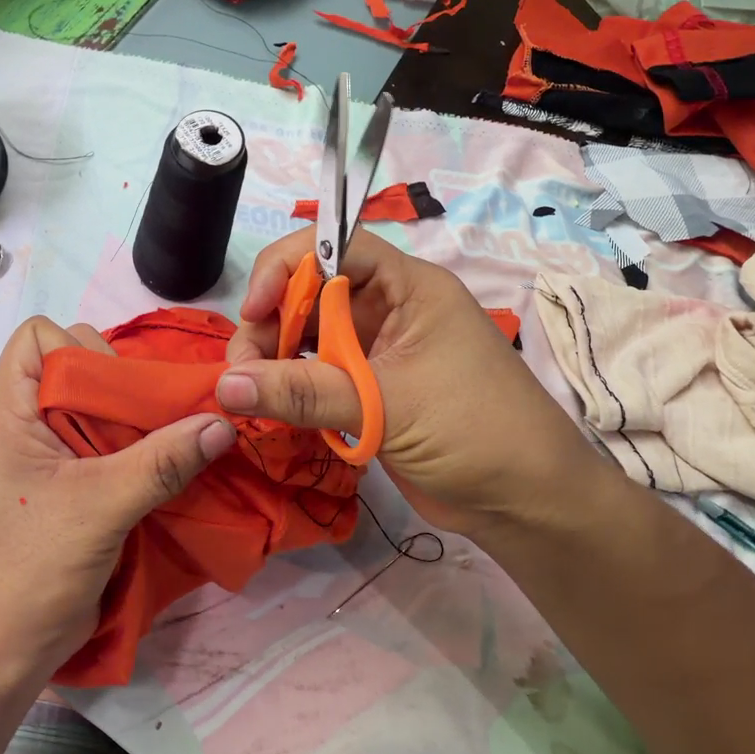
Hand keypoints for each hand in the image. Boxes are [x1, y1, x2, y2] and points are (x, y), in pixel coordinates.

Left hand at [0, 317, 237, 680]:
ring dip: (131, 422)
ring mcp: (40, 458)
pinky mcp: (60, 487)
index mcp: (8, 413)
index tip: (116, 387)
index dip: (77, 347)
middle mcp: (20, 425)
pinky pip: (98, 446)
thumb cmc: (32, 569)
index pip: (37, 338)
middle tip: (151, 418)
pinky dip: (130, 451)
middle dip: (117, 384)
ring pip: (91, 409)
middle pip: (72, 368)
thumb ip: (161, 462)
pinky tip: (162, 469)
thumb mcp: (100, 508)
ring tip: (166, 443)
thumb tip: (222, 422)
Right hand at [217, 230, 603, 537]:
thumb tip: (225, 385)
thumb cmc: (477, 433)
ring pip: (307, 336)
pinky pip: (316, 375)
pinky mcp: (370, 391)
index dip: (287, 268)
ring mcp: (378, 352)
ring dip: (273, 359)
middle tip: (240, 371)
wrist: (530, 506)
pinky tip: (269, 406)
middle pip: (311, 294)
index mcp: (408, 288)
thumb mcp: (387, 405)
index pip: (334, 247)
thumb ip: (304, 392)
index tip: (253, 311)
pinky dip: (289, 387)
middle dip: (270, 324)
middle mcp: (389, 310)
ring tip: (248, 395)